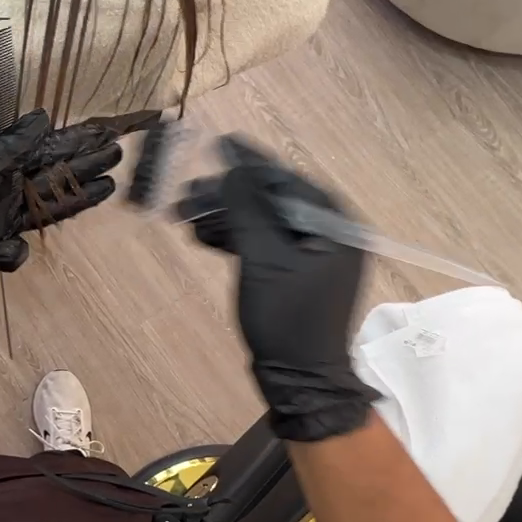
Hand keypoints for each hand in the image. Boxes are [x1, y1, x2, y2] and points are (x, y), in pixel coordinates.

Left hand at [0, 108, 148, 342]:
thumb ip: (9, 149)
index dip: (71, 143)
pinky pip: (17, 250)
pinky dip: (9, 254)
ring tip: (107, 187)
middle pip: (49, 177)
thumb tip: (40, 117)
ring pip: (43, 210)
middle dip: (81, 167)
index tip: (100, 134)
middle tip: (115, 154)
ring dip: (73, 200)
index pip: (40, 150)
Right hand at [181, 137, 377, 440]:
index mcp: (334, 226)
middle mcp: (329, 235)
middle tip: (187, 194)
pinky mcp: (294, 275)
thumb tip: (232, 170)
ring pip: (263, 223)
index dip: (249, 163)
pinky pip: (263, 244)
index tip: (219, 143)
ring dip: (226, 218)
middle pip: (272, 201)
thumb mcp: (263, 260)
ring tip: (187, 217)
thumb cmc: (286, 318)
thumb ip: (249, 210)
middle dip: (228, 196)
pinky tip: (205, 238)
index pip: (287, 181)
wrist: (300, 378)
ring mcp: (313, 257)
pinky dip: (235, 239)